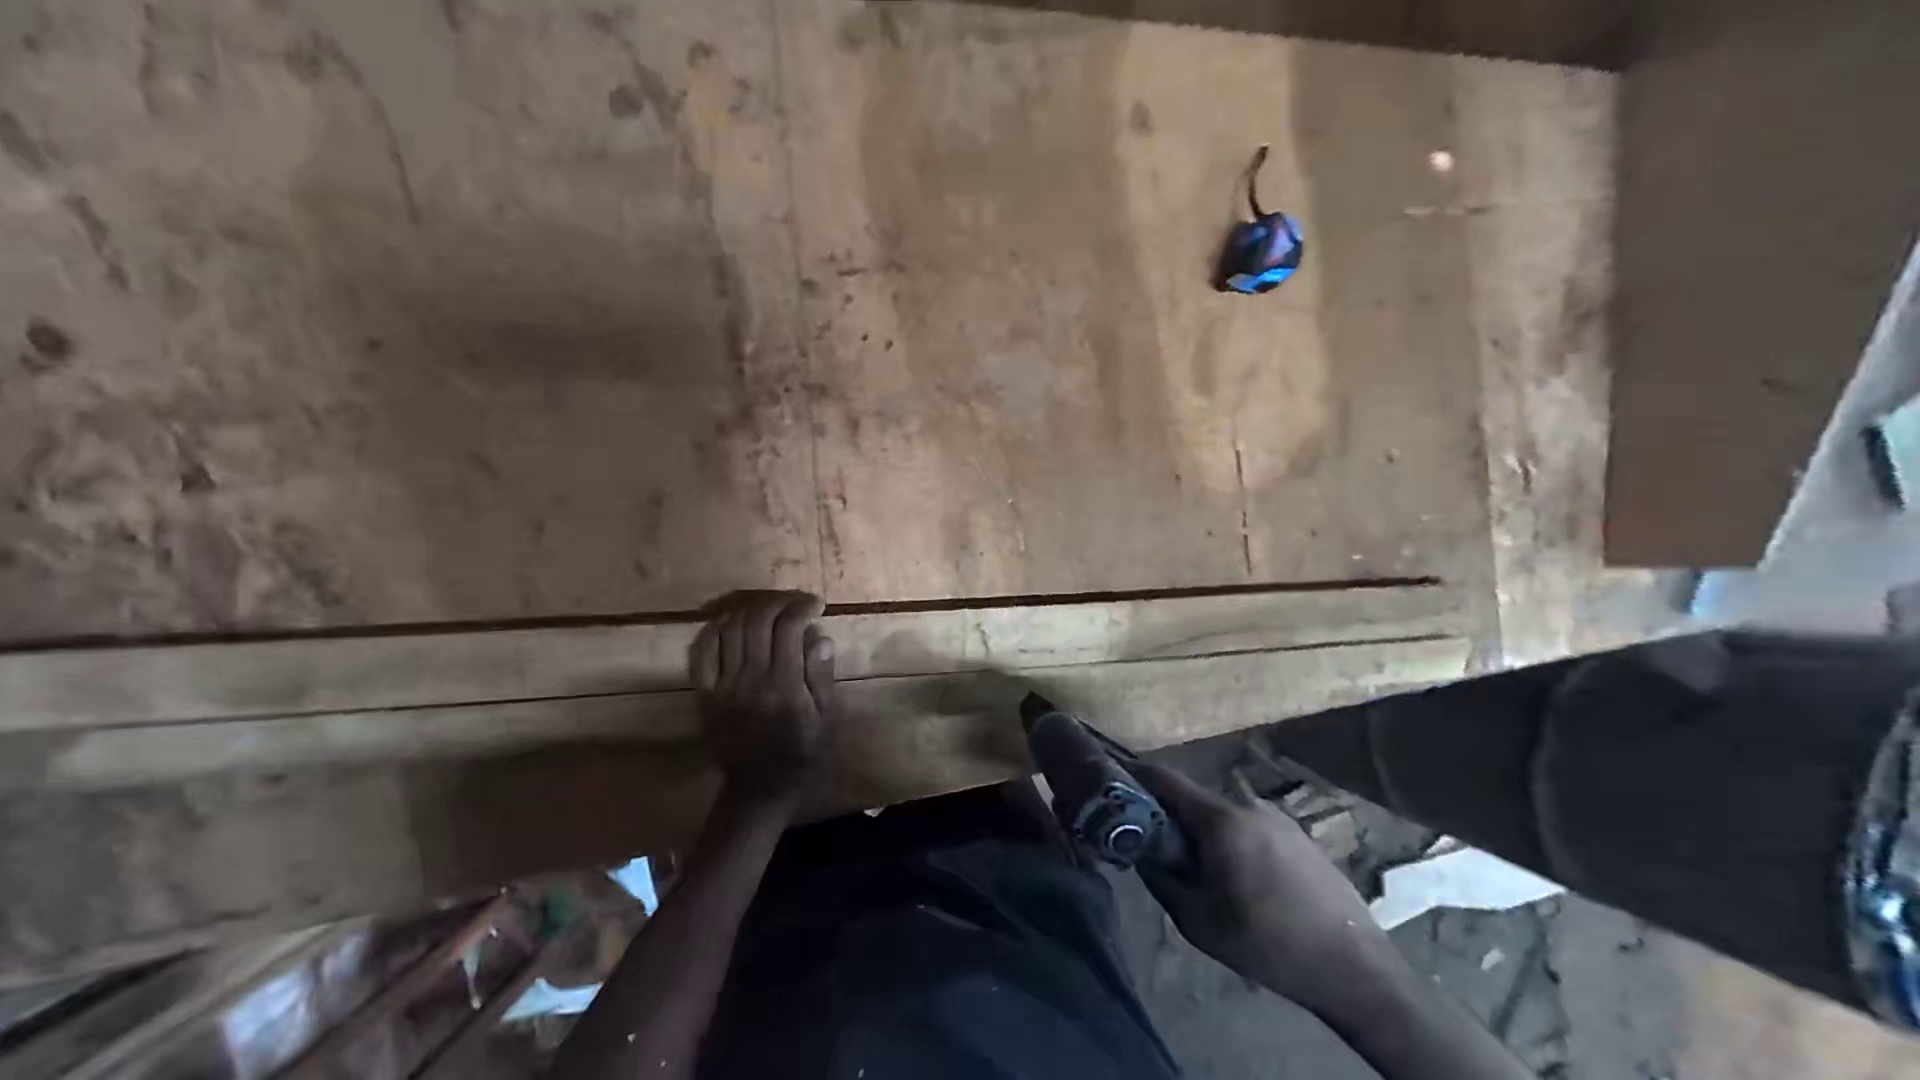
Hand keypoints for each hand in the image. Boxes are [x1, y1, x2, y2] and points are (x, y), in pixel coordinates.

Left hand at [689, 592, 837, 804]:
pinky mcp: (705, 694)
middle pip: (758, 621)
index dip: (802, 607)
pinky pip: (703, 652)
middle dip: (778, 602)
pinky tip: (730, 622)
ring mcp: (723, 686)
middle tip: (793, 602)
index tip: (815, 604)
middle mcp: (750, 679)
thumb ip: (822, 677)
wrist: (759, 789)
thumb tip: (820, 636)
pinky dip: (714, 630)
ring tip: (767, 608)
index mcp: (784, 685)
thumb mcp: (825, 720)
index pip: (788, 628)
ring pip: (730, 630)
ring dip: (750, 610)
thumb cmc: (801, 754)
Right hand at [1127, 760, 1403, 1013]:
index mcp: (1221, 820)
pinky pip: (1250, 829)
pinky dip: (1231, 843)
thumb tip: (1138, 849)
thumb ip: (1160, 877)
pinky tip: (1242, 882)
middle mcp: (1249, 807)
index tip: (1113, 787)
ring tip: (1202, 874)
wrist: (1355, 969)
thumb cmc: (1267, 944)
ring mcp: (1279, 819)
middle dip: (1169, 817)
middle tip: (1155, 848)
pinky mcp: (1299, 837)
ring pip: (1222, 816)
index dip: (1135, 777)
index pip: (1165, 778)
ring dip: (1203, 834)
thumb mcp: (1197, 920)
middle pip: (1194, 800)